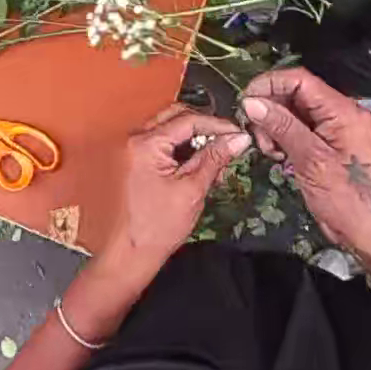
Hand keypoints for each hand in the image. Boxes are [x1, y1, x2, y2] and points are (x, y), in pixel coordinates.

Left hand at [112, 105, 251, 268]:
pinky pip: (161, 143)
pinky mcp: (134, 160)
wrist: (131, 253)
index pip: (187, 120)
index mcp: (146, 144)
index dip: (217, 125)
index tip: (239, 134)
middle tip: (228, 141)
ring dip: (193, 137)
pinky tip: (199, 164)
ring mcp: (132, 149)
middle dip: (204, 126)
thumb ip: (215, 159)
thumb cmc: (160, 226)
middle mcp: (134, 139)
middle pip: (175, 116)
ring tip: (217, 156)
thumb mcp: (193, 189)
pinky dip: (180, 148)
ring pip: (168, 128)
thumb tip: (239, 138)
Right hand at [239, 68, 370, 252]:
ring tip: (270, 152)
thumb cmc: (350, 200)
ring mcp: (335, 131)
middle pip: (295, 95)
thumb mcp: (312, 161)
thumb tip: (250, 102)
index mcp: (343, 111)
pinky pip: (299, 131)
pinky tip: (279, 158)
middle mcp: (340, 115)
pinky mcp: (329, 147)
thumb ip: (282, 127)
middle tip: (257, 137)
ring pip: (293, 113)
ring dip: (274, 127)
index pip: (300, 80)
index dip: (268, 84)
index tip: (244, 103)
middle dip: (269, 110)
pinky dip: (283, 140)